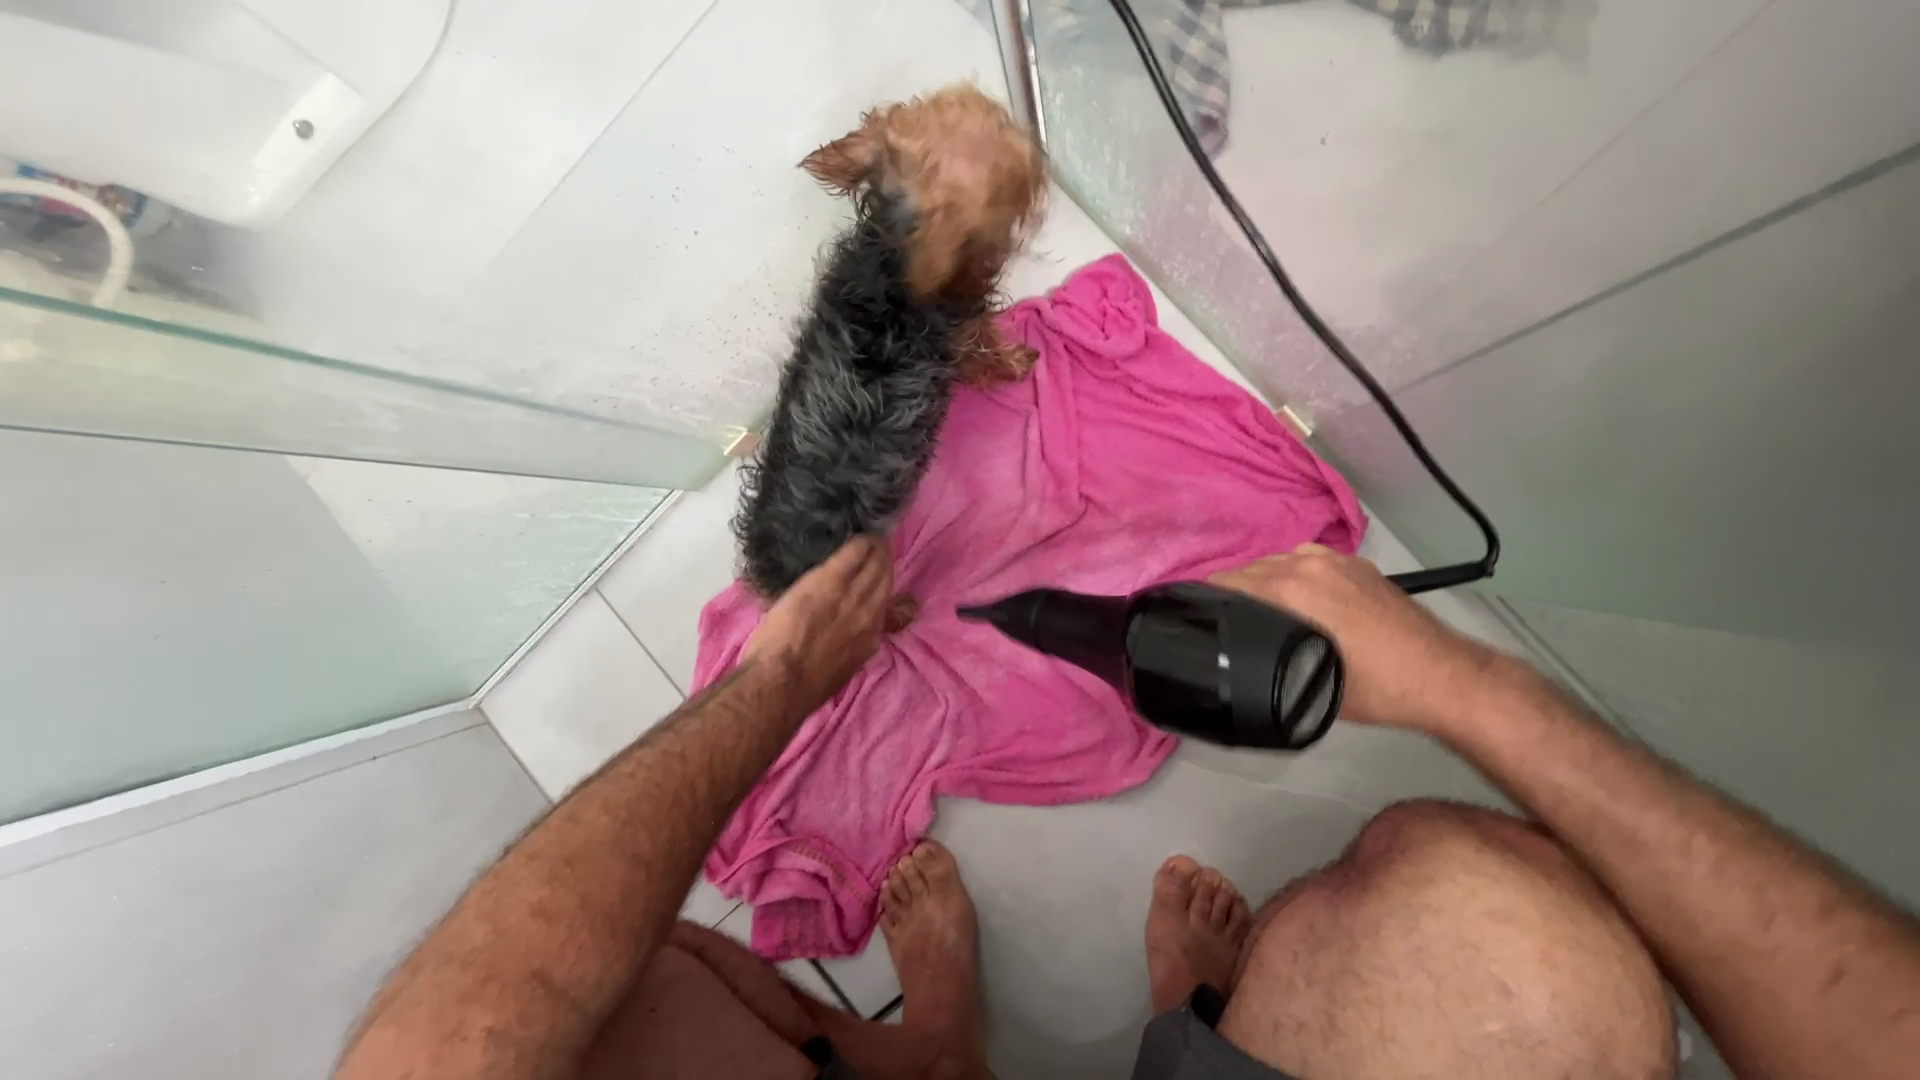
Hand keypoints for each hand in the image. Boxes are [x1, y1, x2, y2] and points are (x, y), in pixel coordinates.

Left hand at [743, 536, 893, 712]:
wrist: (783, 680)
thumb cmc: (803, 684)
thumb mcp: (838, 669)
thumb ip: (849, 646)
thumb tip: (845, 635)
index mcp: (870, 639)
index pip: (886, 605)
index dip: (883, 588)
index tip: (879, 577)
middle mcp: (869, 614)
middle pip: (885, 579)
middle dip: (885, 562)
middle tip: (881, 548)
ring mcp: (852, 595)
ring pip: (875, 563)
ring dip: (876, 548)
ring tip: (872, 539)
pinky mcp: (830, 580)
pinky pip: (853, 553)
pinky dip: (860, 542)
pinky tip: (859, 535)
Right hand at [1208, 544, 1499, 733]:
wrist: (1445, 677)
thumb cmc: (1375, 688)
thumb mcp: (1308, 683)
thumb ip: (1266, 659)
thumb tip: (1235, 657)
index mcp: (1291, 588)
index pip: (1226, 583)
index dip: (1205, 602)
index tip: (1197, 621)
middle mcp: (1307, 563)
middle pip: (1249, 569)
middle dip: (1233, 593)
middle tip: (1226, 624)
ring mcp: (1335, 559)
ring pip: (1277, 562)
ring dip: (1263, 582)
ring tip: (1260, 613)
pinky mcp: (1356, 563)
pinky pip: (1306, 560)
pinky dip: (1292, 575)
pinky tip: (1298, 601)